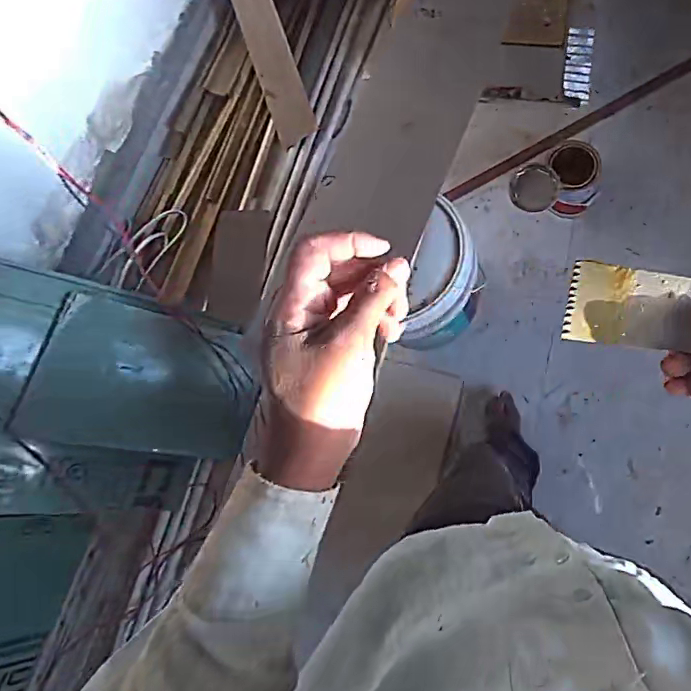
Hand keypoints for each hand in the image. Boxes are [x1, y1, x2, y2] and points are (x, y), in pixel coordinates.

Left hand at [256, 232, 409, 490]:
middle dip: (372, 276)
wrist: (312, 448)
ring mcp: (315, 326)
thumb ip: (372, 301)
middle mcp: (300, 310)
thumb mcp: (349, 345)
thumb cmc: (320, 400)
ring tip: (396, 319)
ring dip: (379, 296)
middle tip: (398, 293)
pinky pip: (354, 313)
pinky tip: (390, 331)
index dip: (348, 242)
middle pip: (336, 271)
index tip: (383, 249)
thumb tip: (396, 266)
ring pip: (350, 291)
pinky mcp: (330, 342)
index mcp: (291, 306)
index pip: (313, 253)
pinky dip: (375, 315)